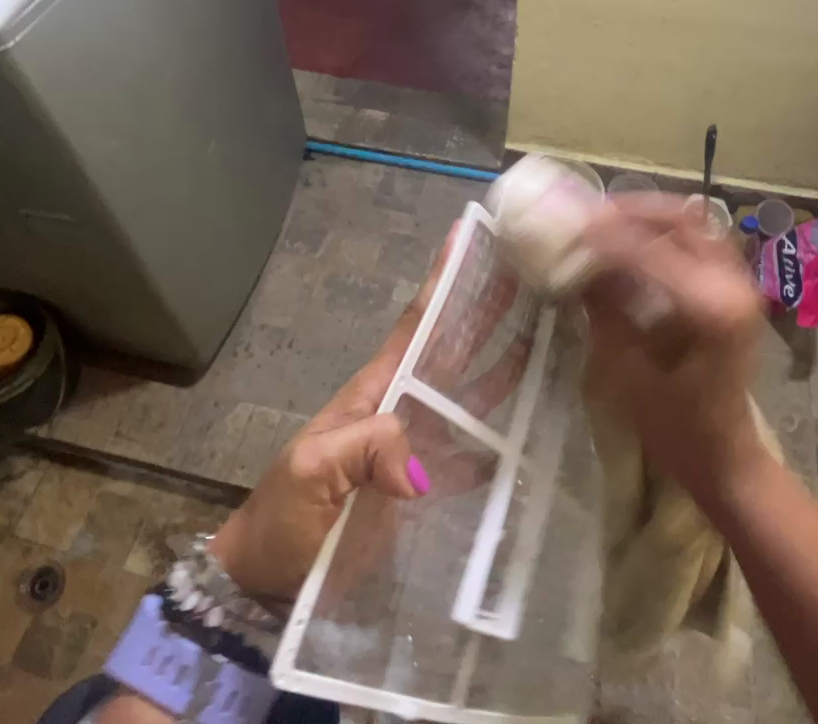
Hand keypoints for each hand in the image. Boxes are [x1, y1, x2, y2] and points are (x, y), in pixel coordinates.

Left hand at [208, 221, 521, 600]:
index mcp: (375, 392)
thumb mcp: (311, 471)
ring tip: (546, 334)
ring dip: (504, 364)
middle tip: (529, 275)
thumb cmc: (284, 517)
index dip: (439, 284)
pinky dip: (501, 436)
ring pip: (469, 394)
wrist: (270, 578)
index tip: (466, 240)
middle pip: (451, 350)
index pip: (414, 327)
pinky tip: (535, 426)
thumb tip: (419, 467)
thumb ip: (362, 451)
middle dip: (485, 311)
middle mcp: (402, 409)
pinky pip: (473, 452)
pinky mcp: (429, 489)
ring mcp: (417, 448)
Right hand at [578, 194, 769, 507]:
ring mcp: (740, 284)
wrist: (726, 459)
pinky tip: (631, 247)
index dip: (602, 236)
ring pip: (693, 224)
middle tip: (585, 219)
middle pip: (680, 219)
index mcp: (709, 308)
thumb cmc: (675, 428)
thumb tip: (574, 263)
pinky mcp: (735, 290)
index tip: (564, 229)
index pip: (647, 250)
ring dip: (648, 219)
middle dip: (629, 212)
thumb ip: (605, 308)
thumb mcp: (627, 370)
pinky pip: (699, 242)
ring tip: (604, 226)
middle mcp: (733, 284)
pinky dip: (664, 235)